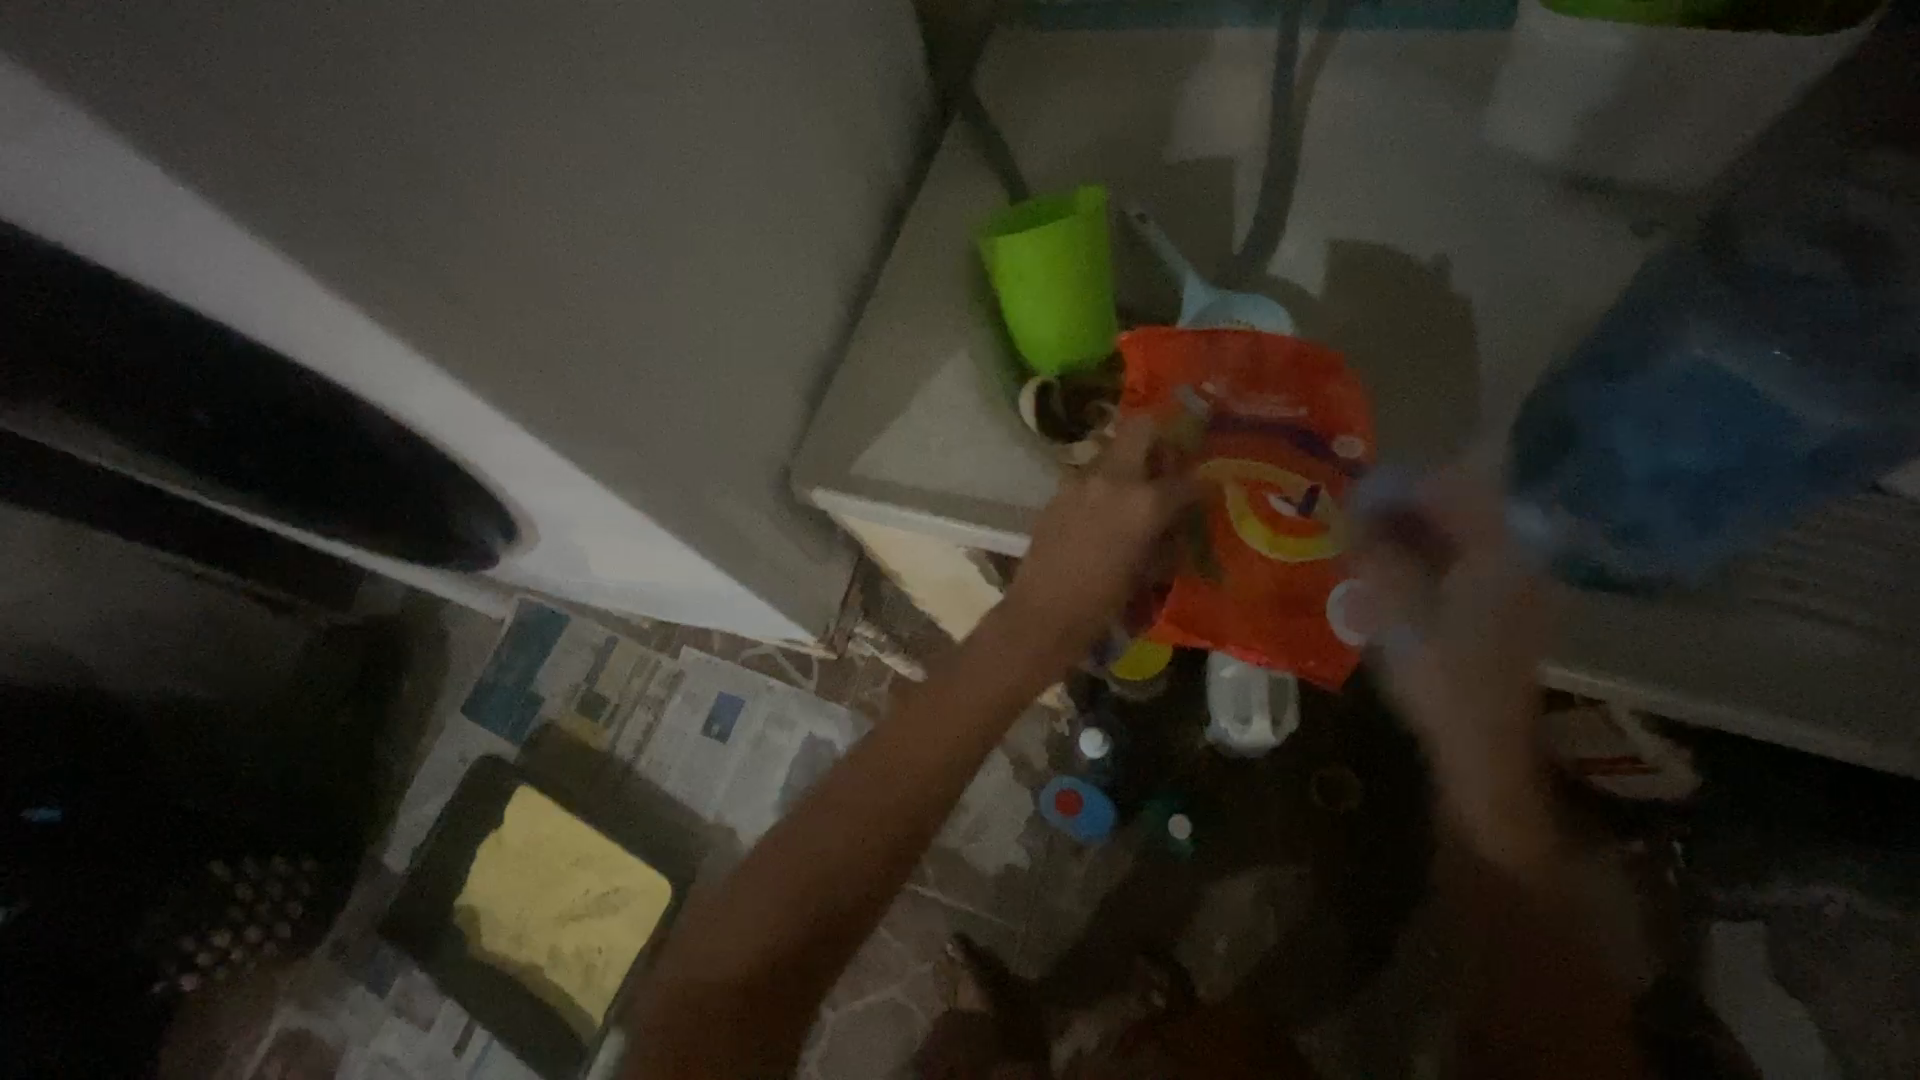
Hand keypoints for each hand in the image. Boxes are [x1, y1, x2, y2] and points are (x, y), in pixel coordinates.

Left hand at [999, 414, 1199, 671]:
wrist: (1044, 613)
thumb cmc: (1104, 602)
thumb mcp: (1148, 571)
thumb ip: (1166, 537)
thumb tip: (1176, 522)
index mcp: (1145, 501)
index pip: (1186, 479)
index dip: (1200, 486)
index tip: (1203, 492)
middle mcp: (1112, 478)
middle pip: (1141, 429)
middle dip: (1159, 441)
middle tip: (1165, 466)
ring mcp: (1079, 480)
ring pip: (1110, 450)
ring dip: (1126, 463)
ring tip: (1131, 494)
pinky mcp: (1056, 492)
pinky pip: (1088, 475)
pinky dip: (1102, 484)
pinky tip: (1102, 512)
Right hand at [1357, 468, 1557, 865]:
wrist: (1483, 749)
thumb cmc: (1438, 676)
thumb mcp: (1393, 608)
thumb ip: (1375, 552)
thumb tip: (1355, 511)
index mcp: (1495, 551)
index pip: (1450, 487)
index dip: (1398, 485)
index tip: (1354, 496)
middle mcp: (1516, 559)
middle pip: (1458, 511)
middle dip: (1402, 510)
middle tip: (1352, 524)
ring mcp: (1516, 589)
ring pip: (1459, 540)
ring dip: (1412, 538)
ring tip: (1363, 551)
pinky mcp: (1505, 616)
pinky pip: (1463, 568)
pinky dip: (1426, 564)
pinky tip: (1392, 582)